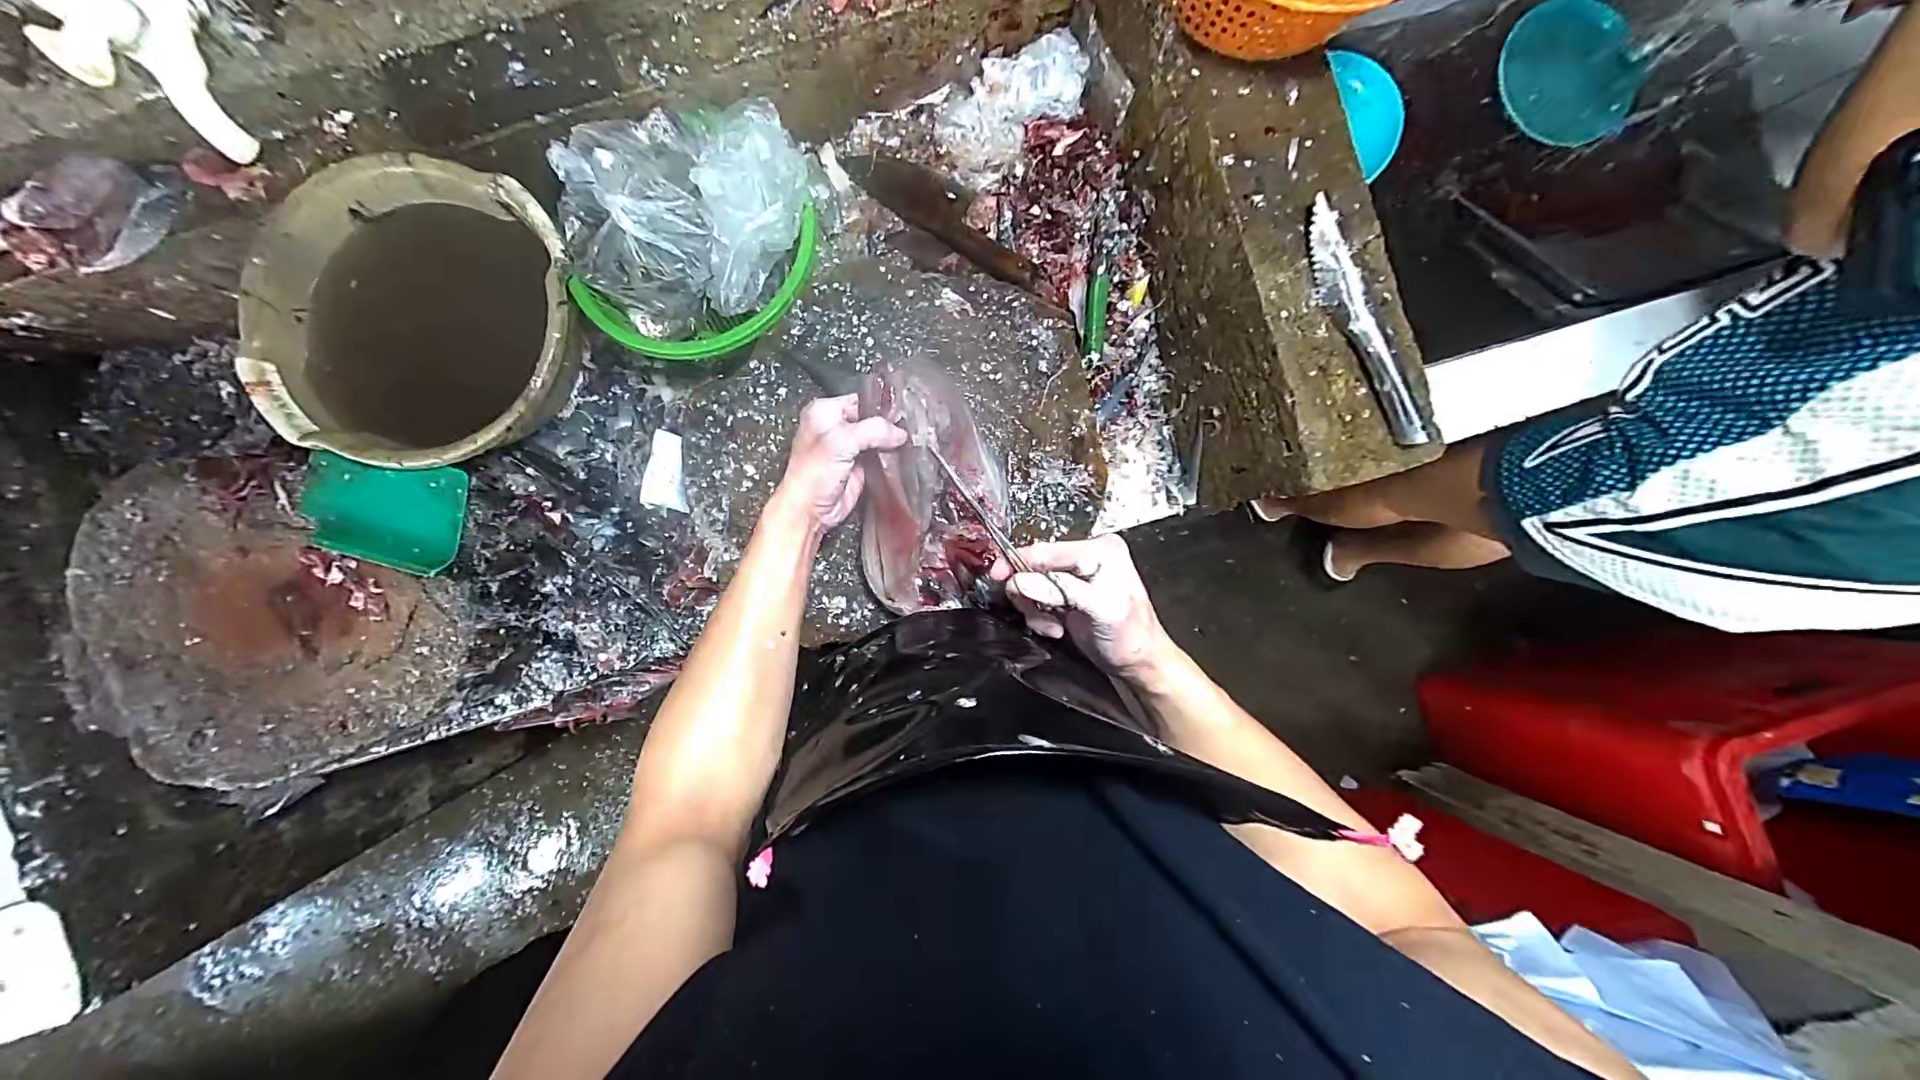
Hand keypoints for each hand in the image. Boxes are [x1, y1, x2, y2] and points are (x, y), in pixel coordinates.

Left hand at [773, 394, 908, 535]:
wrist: (809, 511)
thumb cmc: (811, 476)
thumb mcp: (840, 442)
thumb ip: (872, 430)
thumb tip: (898, 431)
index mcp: (825, 412)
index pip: (861, 400)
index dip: (880, 407)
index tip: (900, 414)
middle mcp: (836, 427)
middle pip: (872, 418)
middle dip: (889, 425)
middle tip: (908, 429)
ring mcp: (849, 448)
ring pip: (878, 438)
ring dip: (892, 442)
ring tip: (907, 443)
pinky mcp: (859, 466)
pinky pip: (880, 456)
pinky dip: (891, 457)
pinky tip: (901, 457)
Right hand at [989, 534, 1170, 681]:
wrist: (1139, 664)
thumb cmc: (1133, 637)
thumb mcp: (1101, 609)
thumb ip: (1061, 591)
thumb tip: (1023, 581)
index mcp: (1100, 550)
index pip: (1048, 551)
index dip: (1019, 562)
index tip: (998, 575)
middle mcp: (1087, 557)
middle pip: (1034, 566)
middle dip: (1030, 595)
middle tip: (1039, 615)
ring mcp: (1075, 576)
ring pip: (1031, 584)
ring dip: (1035, 610)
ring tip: (1054, 626)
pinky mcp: (1066, 594)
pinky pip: (1036, 598)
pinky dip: (1039, 616)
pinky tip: (1056, 627)